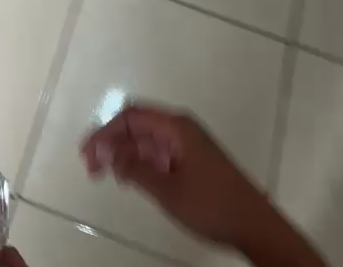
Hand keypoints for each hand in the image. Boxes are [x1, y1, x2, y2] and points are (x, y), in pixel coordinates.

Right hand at [79, 104, 273, 250]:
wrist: (255, 225)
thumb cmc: (211, 204)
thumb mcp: (167, 189)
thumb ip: (134, 167)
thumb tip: (104, 148)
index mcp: (175, 127)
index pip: (131, 117)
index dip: (105, 132)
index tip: (86, 155)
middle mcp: (180, 128)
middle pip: (137, 125)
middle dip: (111, 141)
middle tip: (90, 167)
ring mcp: (188, 143)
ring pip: (146, 139)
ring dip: (123, 152)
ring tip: (104, 174)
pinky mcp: (192, 159)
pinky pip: (158, 151)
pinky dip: (139, 161)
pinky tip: (129, 177)